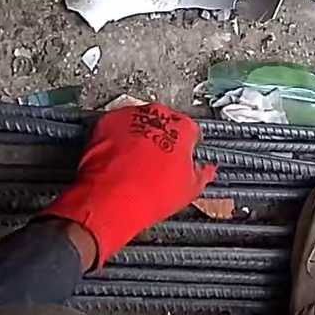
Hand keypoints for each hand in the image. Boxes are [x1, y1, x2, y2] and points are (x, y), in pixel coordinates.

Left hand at [42, 103, 214, 265]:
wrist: (110, 199)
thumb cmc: (148, 193)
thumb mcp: (189, 190)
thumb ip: (202, 174)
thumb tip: (207, 170)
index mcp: (184, 127)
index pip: (190, 131)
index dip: (185, 148)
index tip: (178, 159)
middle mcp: (159, 115)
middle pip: (164, 123)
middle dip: (160, 139)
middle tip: (154, 162)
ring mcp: (132, 116)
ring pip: (139, 122)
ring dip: (138, 137)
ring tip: (133, 162)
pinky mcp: (107, 121)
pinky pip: (114, 126)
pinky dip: (115, 138)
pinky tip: (117, 158)